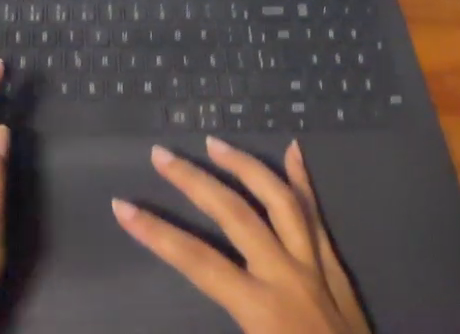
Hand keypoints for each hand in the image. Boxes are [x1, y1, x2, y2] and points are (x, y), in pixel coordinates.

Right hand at [113, 137, 370, 333]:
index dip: (157, 233)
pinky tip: (294, 149)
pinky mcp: (336, 268)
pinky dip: (304, 181)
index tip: (123, 206)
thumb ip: (220, 319)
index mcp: (260, 308)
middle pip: (234, 214)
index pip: (197, 260)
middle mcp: (285, 275)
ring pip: (279, 200)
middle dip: (194, 182)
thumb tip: (197, 278)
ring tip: (216, 143)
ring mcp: (315, 265)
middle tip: (161, 154)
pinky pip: (318, 216)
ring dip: (245, 167)